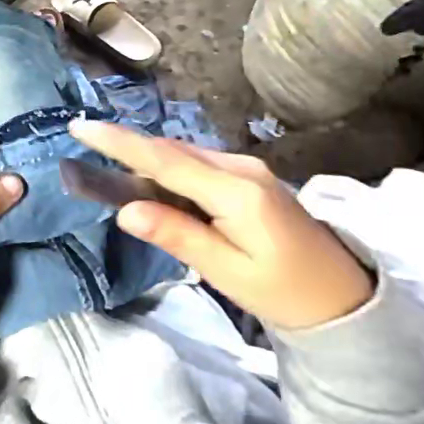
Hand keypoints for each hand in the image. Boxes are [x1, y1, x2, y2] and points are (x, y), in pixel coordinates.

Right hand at [69, 121, 372, 330]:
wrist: (342, 296)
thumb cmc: (283, 291)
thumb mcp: (226, 271)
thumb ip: (177, 235)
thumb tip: (126, 210)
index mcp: (236, 191)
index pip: (166, 160)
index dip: (120, 142)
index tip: (81, 127)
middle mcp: (240, 167)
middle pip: (172, 151)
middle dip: (127, 145)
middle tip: (84, 145)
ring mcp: (247, 169)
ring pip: (184, 155)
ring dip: (147, 157)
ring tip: (108, 165)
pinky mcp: (248, 177)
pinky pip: (198, 164)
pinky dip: (169, 169)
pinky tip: (153, 182)